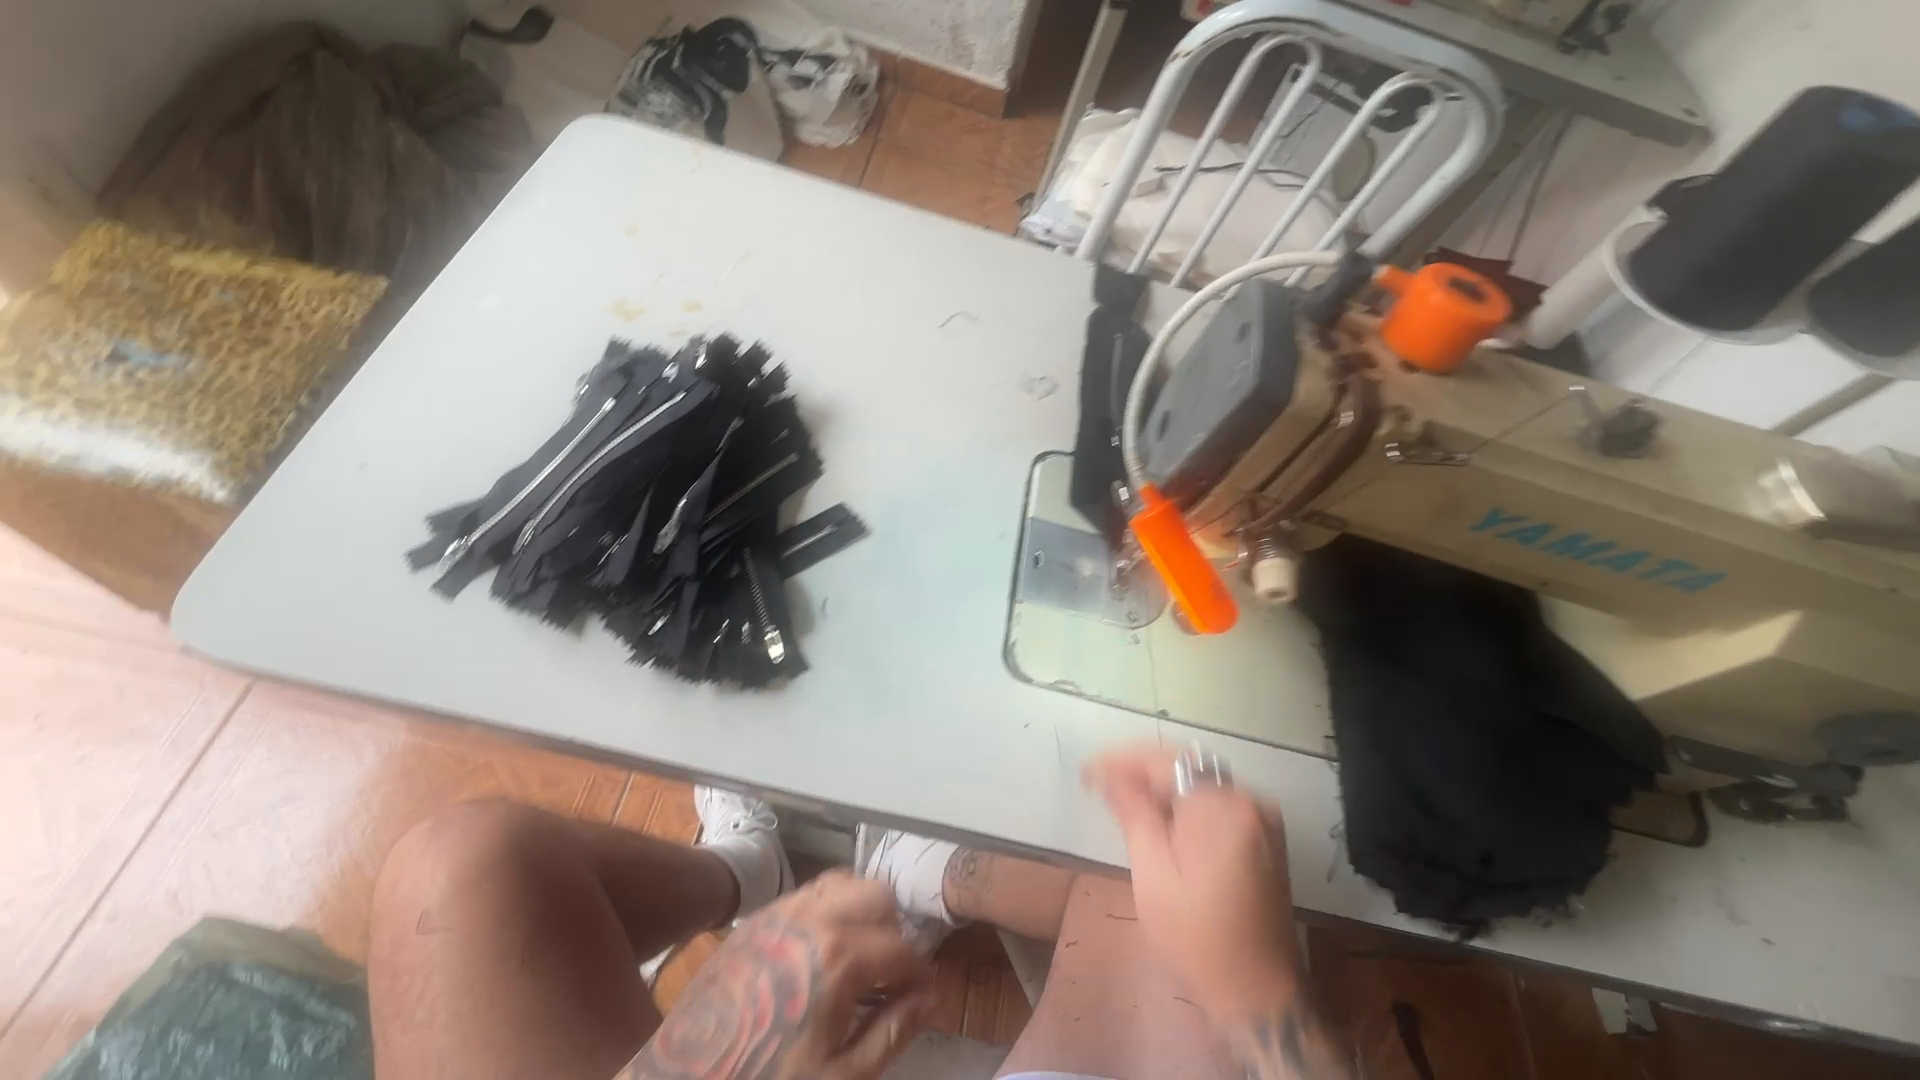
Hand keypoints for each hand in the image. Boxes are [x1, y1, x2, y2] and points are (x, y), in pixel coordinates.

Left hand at [629, 871, 935, 1079]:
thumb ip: (894, 1032)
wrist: (687, 1075)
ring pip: (846, 883)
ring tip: (860, 955)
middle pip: (880, 896)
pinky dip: (831, 907)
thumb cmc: (770, 1077)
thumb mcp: (842, 1076)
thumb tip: (930, 999)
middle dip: (895, 932)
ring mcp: (783, 911)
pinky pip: (809, 892)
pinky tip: (824, 947)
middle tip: (890, 975)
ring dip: (864, 911)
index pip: (904, 950)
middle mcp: (816, 919)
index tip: (923, 997)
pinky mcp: (759, 917)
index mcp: (841, 958)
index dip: (921, 976)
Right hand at [1084, 745, 1301, 1022]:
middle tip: (1100, 785)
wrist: (1259, 994)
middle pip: (1185, 766)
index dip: (1121, 762)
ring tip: (1122, 802)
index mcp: (1223, 809)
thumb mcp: (1154, 877)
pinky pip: (1217, 801)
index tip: (1088, 773)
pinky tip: (1160, 821)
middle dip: (1140, 770)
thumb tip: (1112, 775)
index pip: (1164, 762)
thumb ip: (1135, 816)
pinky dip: (1185, 803)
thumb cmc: (1198, 940)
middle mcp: (1250, 802)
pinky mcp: (1265, 836)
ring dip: (1161, 786)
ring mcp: (1262, 819)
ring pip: (1201, 782)